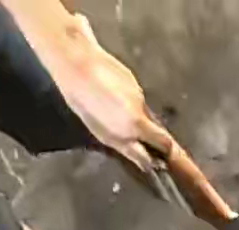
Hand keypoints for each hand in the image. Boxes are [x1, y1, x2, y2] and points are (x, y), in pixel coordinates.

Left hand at [52, 15, 174, 171]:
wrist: (72, 57)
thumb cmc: (83, 99)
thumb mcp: (104, 134)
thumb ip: (131, 150)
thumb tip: (150, 164)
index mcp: (139, 126)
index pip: (166, 144)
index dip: (163, 151)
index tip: (157, 155)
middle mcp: (143, 109)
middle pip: (152, 126)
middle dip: (144, 131)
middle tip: (124, 129)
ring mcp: (137, 91)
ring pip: (139, 109)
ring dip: (130, 111)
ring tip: (108, 106)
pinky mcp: (129, 77)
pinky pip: (130, 93)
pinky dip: (122, 96)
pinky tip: (106, 90)